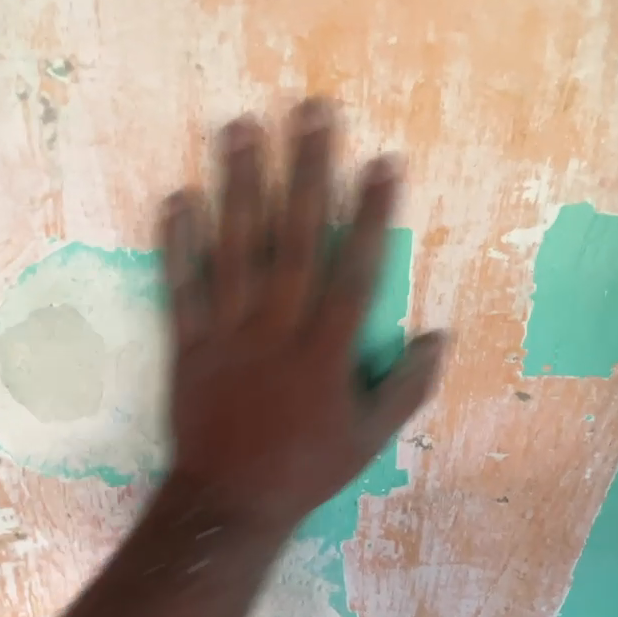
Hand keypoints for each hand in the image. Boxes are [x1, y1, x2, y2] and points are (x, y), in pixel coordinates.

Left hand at [156, 99, 445, 533]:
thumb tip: (440, 338)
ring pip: (234, 252)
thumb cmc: (305, 469)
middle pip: (292, 242)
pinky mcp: (186, 346)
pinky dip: (178, 244)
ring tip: (241, 128)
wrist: (230, 502)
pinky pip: (180, 289)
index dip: (369, 216)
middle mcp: (277, 332)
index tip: (381, 164)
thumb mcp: (369, 440)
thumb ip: (406, 388)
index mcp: (325, 354)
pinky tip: (181, 197)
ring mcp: (227, 336)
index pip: (353, 272)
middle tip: (310, 113)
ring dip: (239, 187)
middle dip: (305, 175)